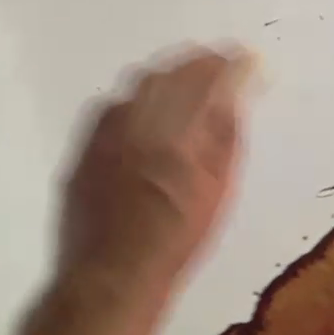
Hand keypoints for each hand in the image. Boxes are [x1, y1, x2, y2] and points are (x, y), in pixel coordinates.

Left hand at [57, 46, 254, 295]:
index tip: (248, 58)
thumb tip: (235, 90)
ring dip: (169, 74)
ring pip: (140, 83)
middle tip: (222, 63)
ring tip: (188, 79)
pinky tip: (146, 108)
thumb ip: (225, 134)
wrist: (110, 277)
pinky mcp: (85, 145)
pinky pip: (114, 104)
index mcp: (180, 134)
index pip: (211, 79)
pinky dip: (137, 97)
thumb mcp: (217, 190)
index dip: (232, 64)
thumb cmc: (177, 241)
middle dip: (201, 62)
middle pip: (174, 72)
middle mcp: (139, 122)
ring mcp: (106, 132)